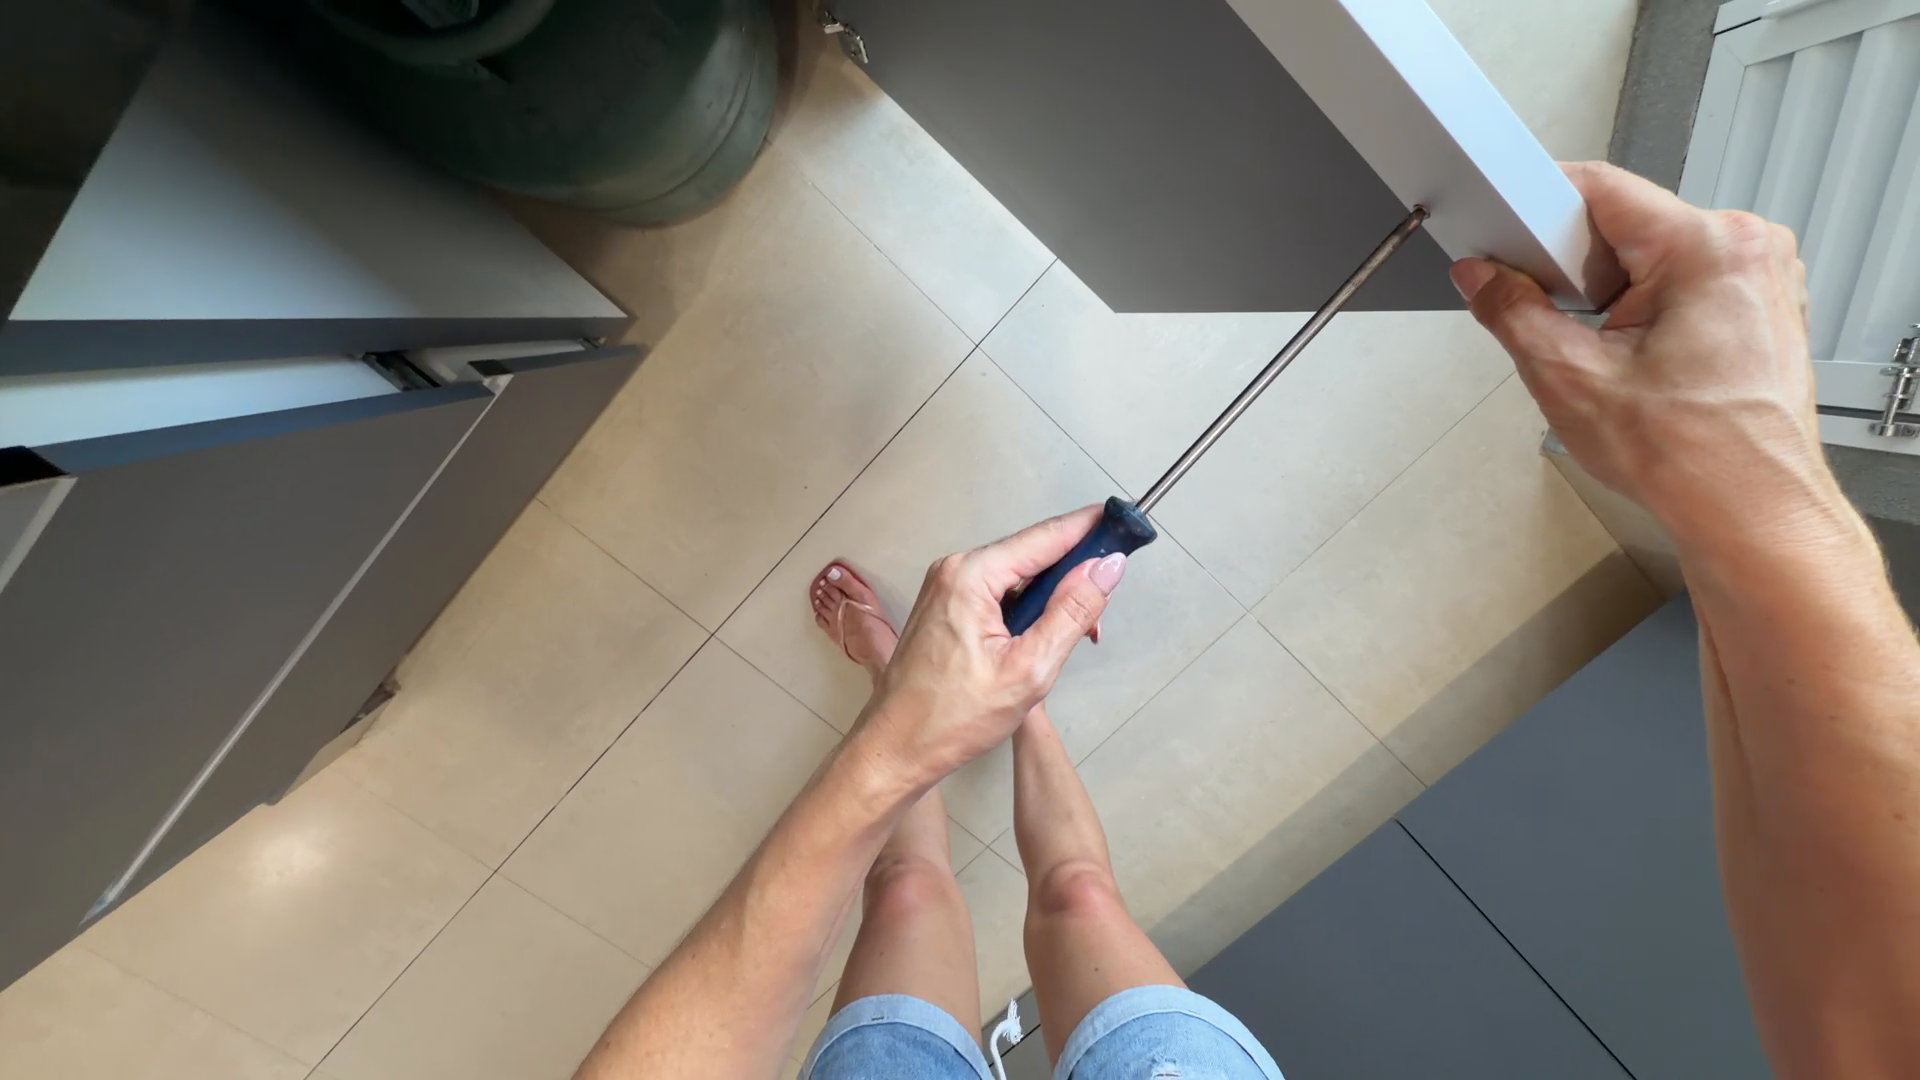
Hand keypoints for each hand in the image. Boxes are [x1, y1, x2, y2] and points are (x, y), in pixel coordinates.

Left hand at [851, 506, 1126, 785]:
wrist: (896, 749)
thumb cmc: (955, 717)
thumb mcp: (1030, 668)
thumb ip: (1073, 612)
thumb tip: (1108, 566)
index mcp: (971, 575)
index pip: (1045, 536)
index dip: (1090, 529)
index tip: (1127, 525)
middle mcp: (955, 569)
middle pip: (1031, 554)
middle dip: (1072, 578)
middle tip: (1100, 616)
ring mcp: (947, 587)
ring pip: (1017, 577)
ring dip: (1051, 600)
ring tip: (1075, 637)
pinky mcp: (946, 607)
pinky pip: (998, 594)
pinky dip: (1027, 611)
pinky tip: (1041, 640)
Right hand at [1449, 161, 1835, 549]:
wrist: (1741, 502)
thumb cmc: (1685, 450)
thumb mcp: (1564, 375)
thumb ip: (1510, 312)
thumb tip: (1480, 277)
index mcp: (1708, 248)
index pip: (1599, 189)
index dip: (1531, 206)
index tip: (1493, 230)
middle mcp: (1743, 250)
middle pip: (1617, 224)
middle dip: (1559, 265)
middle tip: (1534, 311)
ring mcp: (1751, 277)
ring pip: (1637, 257)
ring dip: (1589, 293)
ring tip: (1585, 348)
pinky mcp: (1744, 304)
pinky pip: (1663, 282)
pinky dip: (1621, 309)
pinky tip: (1612, 353)